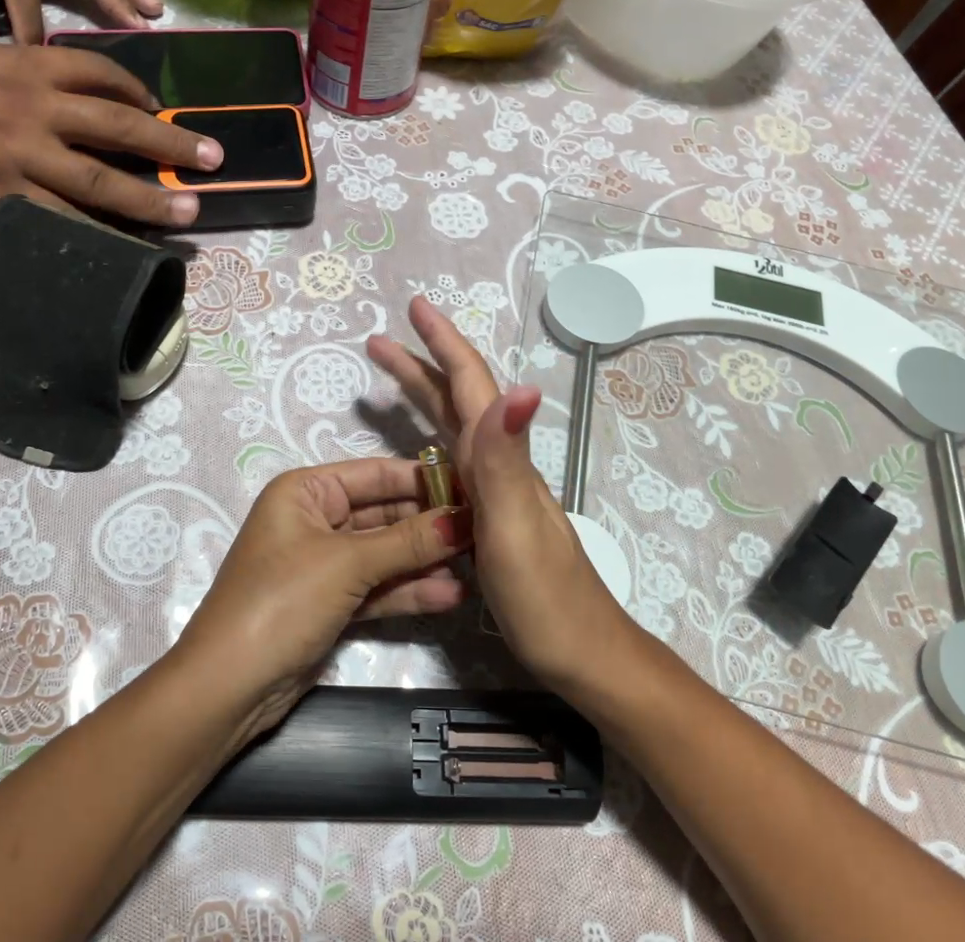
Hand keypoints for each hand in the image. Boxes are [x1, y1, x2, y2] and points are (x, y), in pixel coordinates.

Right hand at [0, 42, 219, 225]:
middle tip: (214, 158)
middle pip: (116, 125)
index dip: (136, 92)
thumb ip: (8, 85)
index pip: (96, 71)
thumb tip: (46, 111)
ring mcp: (14, 153)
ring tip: (190, 212)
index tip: (161, 110)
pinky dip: (100, 236)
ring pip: (99, 179)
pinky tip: (128, 250)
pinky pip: (63, 221)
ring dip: (151, 198)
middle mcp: (26, 104)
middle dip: (170, 144)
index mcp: (17, 64)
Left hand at [172, 459, 471, 734]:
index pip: (375, 474)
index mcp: (304, 492)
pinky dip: (408, 592)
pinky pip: (377, 589)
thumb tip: (467, 519)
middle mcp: (313, 521)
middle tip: (486, 530)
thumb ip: (409, 541)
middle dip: (430, 524)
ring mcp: (322, 566)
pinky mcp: (331, 605)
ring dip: (425, 561)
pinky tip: (449, 596)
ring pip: (384, 555)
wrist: (231, 685)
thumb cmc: (282, 602)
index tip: (478, 487)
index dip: (425, 480)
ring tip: (476, 565)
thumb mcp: (347, 564)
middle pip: (384, 514)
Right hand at [367, 297, 635, 686]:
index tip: (415, 308)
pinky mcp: (490, 522)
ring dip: (424, 400)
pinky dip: (429, 446)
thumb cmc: (547, 600)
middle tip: (379, 342)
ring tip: (388, 383)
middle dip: (422, 366)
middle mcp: (500, 469)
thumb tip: (518, 384)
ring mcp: (498, 496)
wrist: (584, 657)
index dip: (443, 345)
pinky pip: (453, 469)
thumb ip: (506, 461)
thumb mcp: (516, 530)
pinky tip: (419, 457)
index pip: (471, 388)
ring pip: (454, 433)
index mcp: (501, 462)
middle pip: (459, 403)